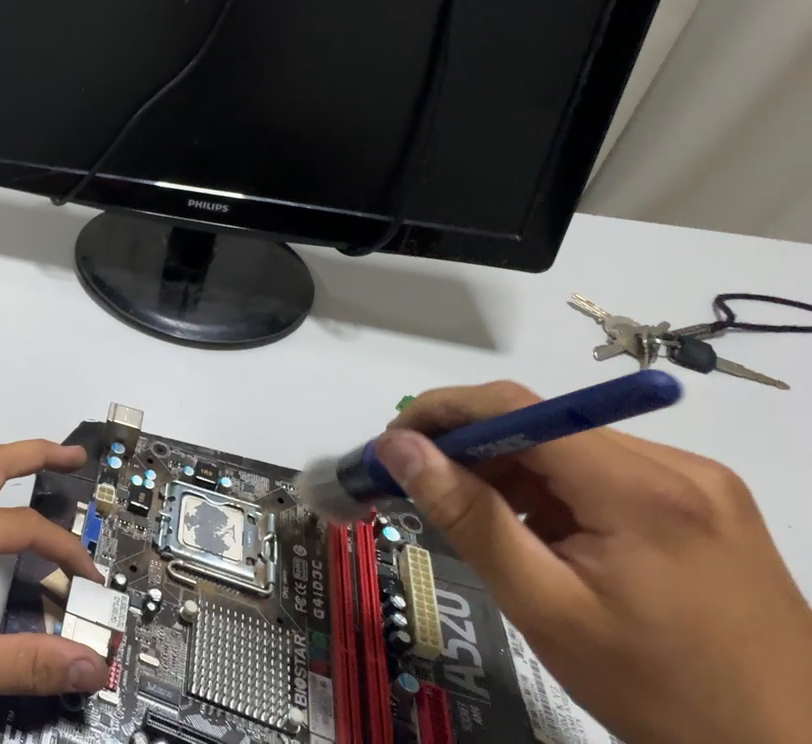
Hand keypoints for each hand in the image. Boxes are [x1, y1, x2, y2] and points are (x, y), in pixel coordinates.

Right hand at [379, 382, 811, 743]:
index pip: (516, 407)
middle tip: (416, 489)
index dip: (441, 413)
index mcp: (641, 488)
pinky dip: (549, 494)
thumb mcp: (544, 605)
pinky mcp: (704, 509)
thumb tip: (398, 447)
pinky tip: (535, 536)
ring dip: (507, 474)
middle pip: (540, 426)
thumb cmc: (660, 689)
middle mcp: (676, 468)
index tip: (391, 447)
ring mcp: (698, 487)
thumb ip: (468, 516)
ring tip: (475, 523)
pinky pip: (600, 475)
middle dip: (467, 449)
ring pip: (566, 449)